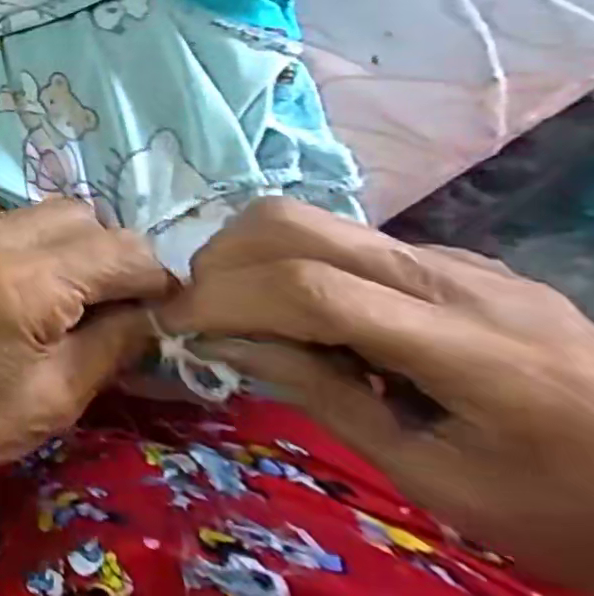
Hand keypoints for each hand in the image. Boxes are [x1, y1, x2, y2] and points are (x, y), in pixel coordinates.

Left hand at [0, 190, 172, 494]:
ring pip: (34, 208)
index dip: (154, 281)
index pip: (122, 250)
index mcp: (26, 282)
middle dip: (111, 255)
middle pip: (80, 217)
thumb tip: (156, 311)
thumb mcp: (57, 397)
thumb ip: (115, 343)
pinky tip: (5, 261)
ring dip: (63, 240)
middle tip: (111, 305)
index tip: (160, 313)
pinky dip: (3, 223)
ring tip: (62, 288)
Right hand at [159, 198, 593, 588]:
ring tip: (239, 303)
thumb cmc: (565, 511)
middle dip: (220, 261)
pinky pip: (344, 236)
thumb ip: (322, 398)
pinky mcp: (456, 260)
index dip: (224, 299)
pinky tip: (306, 312)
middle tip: (200, 309)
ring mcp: (460, 262)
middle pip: (294, 225)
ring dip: (245, 251)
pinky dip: (288, 259)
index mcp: (474, 350)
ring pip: (309, 216)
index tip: (174, 326)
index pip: (310, 288)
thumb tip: (220, 345)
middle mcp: (460, 282)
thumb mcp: (438, 481)